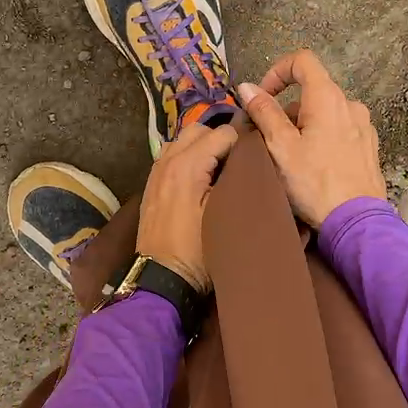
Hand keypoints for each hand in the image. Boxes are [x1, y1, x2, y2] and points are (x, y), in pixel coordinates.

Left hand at [135, 123, 238, 291]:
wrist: (163, 277)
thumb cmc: (198, 250)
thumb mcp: (224, 213)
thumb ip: (236, 178)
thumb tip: (251, 157)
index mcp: (187, 164)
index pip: (223, 133)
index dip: (243, 142)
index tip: (256, 157)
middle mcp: (168, 160)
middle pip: (200, 129)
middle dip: (221, 140)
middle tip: (238, 162)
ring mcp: (156, 171)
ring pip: (183, 140)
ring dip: (202, 147)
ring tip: (219, 168)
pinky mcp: (152, 183)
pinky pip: (171, 155)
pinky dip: (187, 157)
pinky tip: (200, 178)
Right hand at [236, 49, 386, 227]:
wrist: (356, 221)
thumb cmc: (314, 182)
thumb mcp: (280, 147)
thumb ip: (264, 112)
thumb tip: (247, 87)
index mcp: (328, 98)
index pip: (302, 61)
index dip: (277, 71)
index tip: (262, 98)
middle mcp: (350, 104)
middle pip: (311, 91)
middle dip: (286, 110)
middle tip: (271, 140)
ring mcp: (363, 125)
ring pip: (324, 113)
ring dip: (304, 126)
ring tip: (292, 158)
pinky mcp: (369, 146)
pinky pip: (339, 130)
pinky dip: (322, 137)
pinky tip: (315, 166)